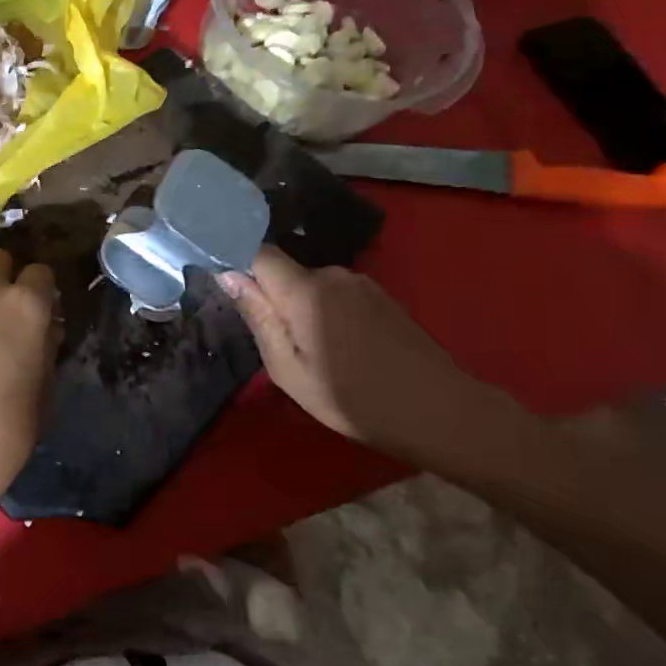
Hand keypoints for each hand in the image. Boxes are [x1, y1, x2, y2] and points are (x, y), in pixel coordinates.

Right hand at [220, 246, 519, 462]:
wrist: (439, 411)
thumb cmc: (353, 399)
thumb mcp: (289, 370)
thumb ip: (258, 317)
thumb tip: (229, 275)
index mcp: (306, 290)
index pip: (259, 253)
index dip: (237, 263)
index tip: (225, 288)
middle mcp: (334, 274)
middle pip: (286, 273)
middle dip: (272, 298)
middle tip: (276, 346)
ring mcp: (362, 284)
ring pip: (311, 286)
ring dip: (301, 310)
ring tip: (312, 355)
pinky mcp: (381, 297)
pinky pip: (336, 295)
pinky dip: (327, 315)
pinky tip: (341, 351)